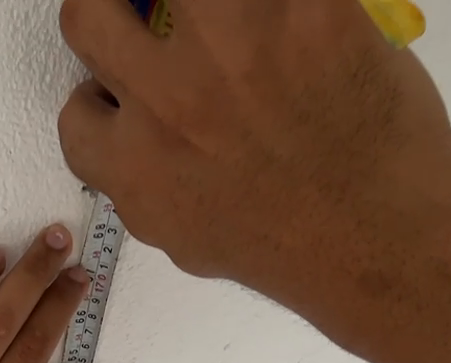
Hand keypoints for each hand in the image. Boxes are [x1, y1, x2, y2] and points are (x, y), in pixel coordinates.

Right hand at [56, 0, 450, 340]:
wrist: (374, 239)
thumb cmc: (282, 249)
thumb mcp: (180, 237)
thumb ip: (143, 185)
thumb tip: (133, 152)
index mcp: (132, 163)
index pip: (75, 111)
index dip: (99, 101)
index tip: (125, 97)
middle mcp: (164, 98)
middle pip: (86, 14)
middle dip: (110, 18)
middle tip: (149, 26)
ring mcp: (231, 42)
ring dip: (180, 2)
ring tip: (215, 21)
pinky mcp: (304, 5)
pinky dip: (280, 8)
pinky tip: (287, 24)